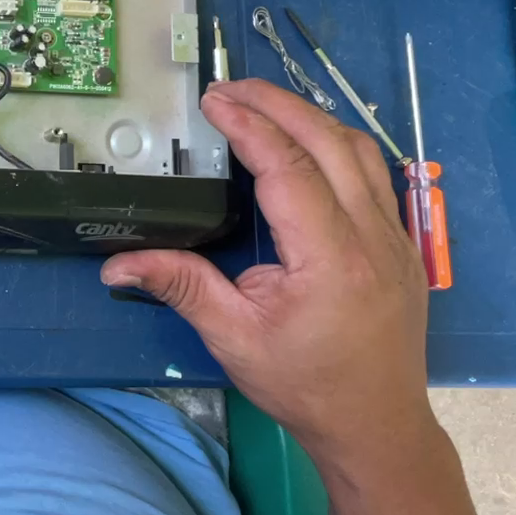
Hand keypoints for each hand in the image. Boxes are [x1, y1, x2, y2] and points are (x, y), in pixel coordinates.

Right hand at [101, 79, 434, 465]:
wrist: (377, 427)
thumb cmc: (304, 384)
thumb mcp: (233, 338)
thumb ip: (180, 286)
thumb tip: (114, 265)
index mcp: (331, 258)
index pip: (288, 169)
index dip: (249, 127)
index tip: (212, 101)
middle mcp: (373, 236)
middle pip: (330, 142)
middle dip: (278, 103)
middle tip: (229, 88)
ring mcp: (396, 236)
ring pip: (359, 149)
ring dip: (308, 116)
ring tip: (260, 103)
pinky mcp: (400, 241)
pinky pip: (371, 171)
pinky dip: (332, 140)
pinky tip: (302, 140)